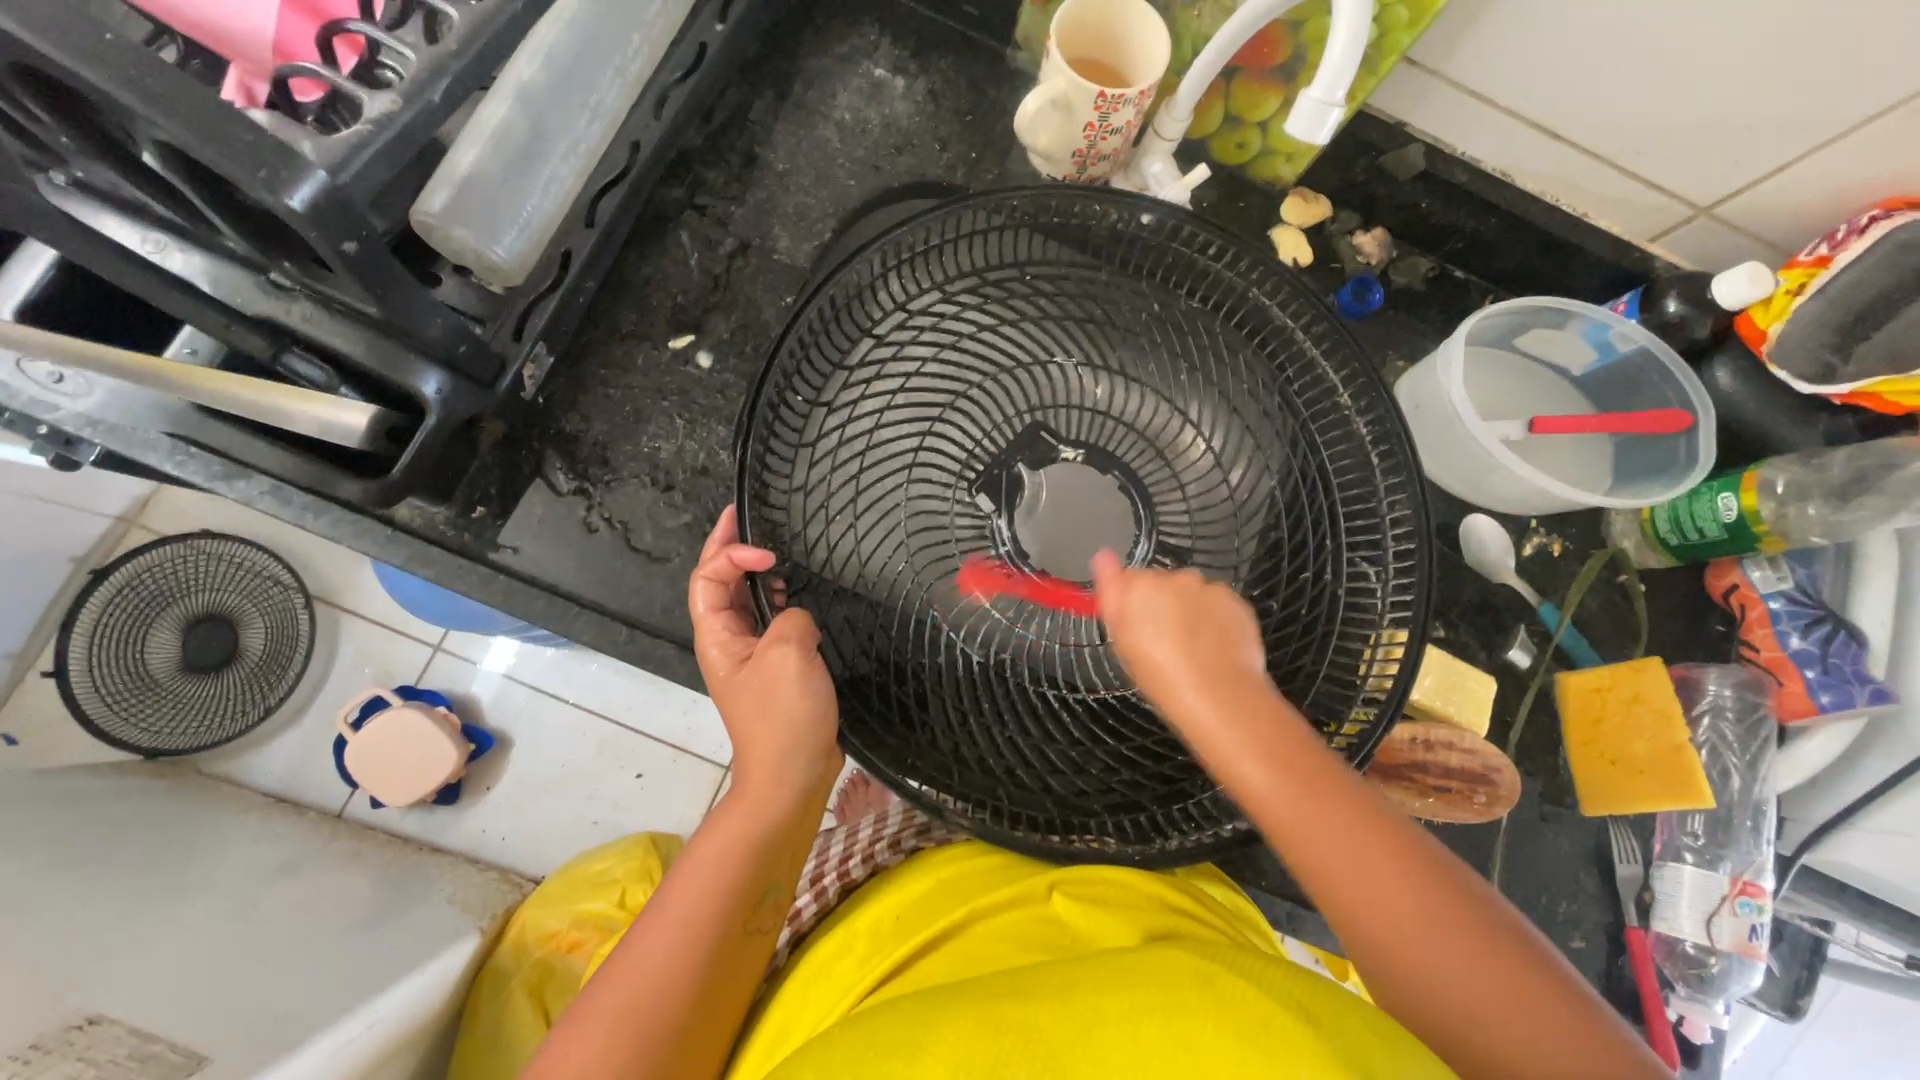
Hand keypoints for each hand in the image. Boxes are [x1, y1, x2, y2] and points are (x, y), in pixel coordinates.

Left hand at [689, 505, 841, 804]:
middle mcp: (728, 642)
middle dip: (729, 549)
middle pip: (720, 584)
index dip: (730, 555)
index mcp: (717, 636)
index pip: (708, 578)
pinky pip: (772, 624)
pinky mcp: (777, 670)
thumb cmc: (783, 714)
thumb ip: (791, 615)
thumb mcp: (789, 651)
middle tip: (744, 515)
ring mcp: (751, 657)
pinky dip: (782, 601)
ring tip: (777, 551)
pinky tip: (800, 594)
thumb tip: (797, 617)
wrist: (793, 774)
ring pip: (746, 603)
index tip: (768, 555)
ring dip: (756, 574)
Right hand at [1091, 549, 1287, 755]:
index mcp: (1139, 585)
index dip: (1130, 602)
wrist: (1218, 694)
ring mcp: (1208, 587)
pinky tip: (1214, 646)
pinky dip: (1215, 617)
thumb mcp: (1122, 639)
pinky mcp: (1235, 600)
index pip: (1127, 579)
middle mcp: (1174, 577)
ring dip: (1189, 609)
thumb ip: (1111, 592)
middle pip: (1161, 583)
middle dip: (1161, 604)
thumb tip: (1102, 553)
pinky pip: (1218, 604)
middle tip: (1163, 641)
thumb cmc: (1159, 674)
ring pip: (1192, 593)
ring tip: (1192, 647)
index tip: (1135, 627)